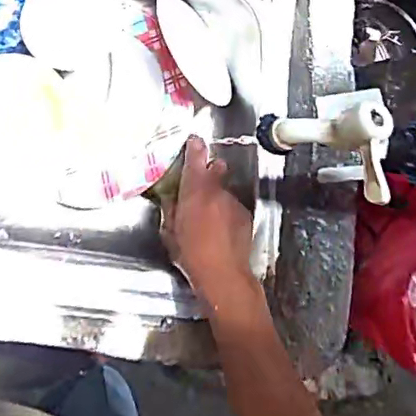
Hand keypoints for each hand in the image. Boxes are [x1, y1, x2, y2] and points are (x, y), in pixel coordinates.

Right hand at [162, 135, 259, 310]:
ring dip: (217, 197)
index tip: (194, 140)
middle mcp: (216, 189)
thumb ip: (170, 210)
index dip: (195, 146)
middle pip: (215, 168)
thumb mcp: (170, 232)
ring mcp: (233, 200)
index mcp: (195, 189)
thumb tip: (170, 198)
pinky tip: (222, 230)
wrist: (224, 275)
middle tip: (200, 183)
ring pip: (224, 190)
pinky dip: (227, 212)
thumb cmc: (191, 254)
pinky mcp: (245, 214)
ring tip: (210, 218)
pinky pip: (233, 206)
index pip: (196, 157)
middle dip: (210, 170)